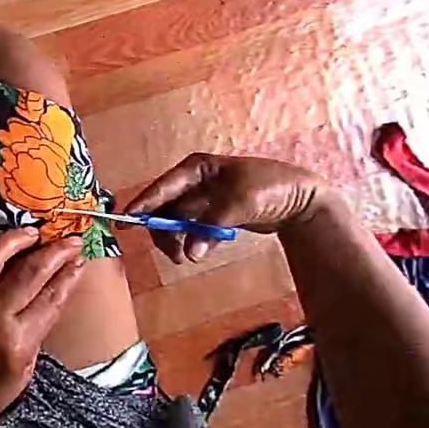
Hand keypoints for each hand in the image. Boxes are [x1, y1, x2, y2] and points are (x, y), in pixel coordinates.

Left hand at [0, 230, 85, 427]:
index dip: (69, 275)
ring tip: (32, 231)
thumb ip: (37, 333)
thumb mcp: (23, 374)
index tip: (81, 258)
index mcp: (16, 342)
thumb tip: (54, 293)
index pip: (51, 299)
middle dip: (55, 251)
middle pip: (30, 271)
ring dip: (16, 238)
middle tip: (70, 239)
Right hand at [127, 153, 337, 263]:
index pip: (163, 187)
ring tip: (187, 258)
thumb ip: (211, 226)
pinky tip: (198, 253)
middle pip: (166, 207)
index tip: (125, 221)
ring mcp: (204, 200)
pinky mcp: (214, 217)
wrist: (303, 200)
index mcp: (197, 169)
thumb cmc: (270, 188)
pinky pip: (193, 230)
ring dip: (177, 240)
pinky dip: (192, 242)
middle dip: (164, 230)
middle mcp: (195, 183)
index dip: (143, 203)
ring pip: (177, 221)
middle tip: (174, 254)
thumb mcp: (240, 202)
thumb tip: (190, 252)